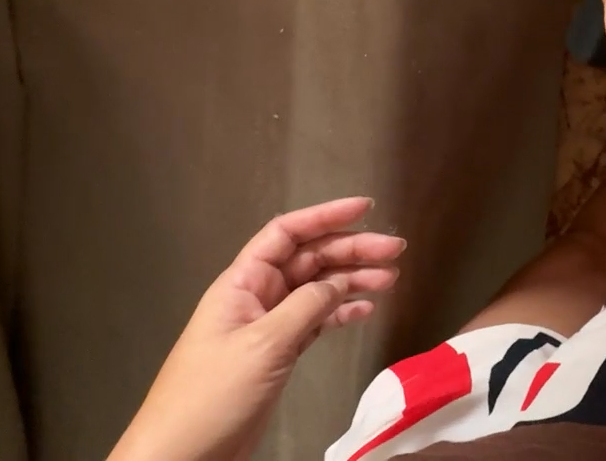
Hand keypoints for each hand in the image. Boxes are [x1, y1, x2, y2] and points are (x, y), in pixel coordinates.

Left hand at [109, 197, 404, 460]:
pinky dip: (343, 311)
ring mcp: (269, 324)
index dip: (326, 215)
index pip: (287, 233)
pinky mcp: (279, 352)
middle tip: (395, 250)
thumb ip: (307, 305)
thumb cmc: (211, 396)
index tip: (366, 209)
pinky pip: (318, 318)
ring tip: (390, 279)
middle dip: (352, 249)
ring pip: (320, 287)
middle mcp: (258, 296)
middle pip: (311, 258)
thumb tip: (340, 280)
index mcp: (243, 283)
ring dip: (354, 279)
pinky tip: (367, 311)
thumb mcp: (263, 345)